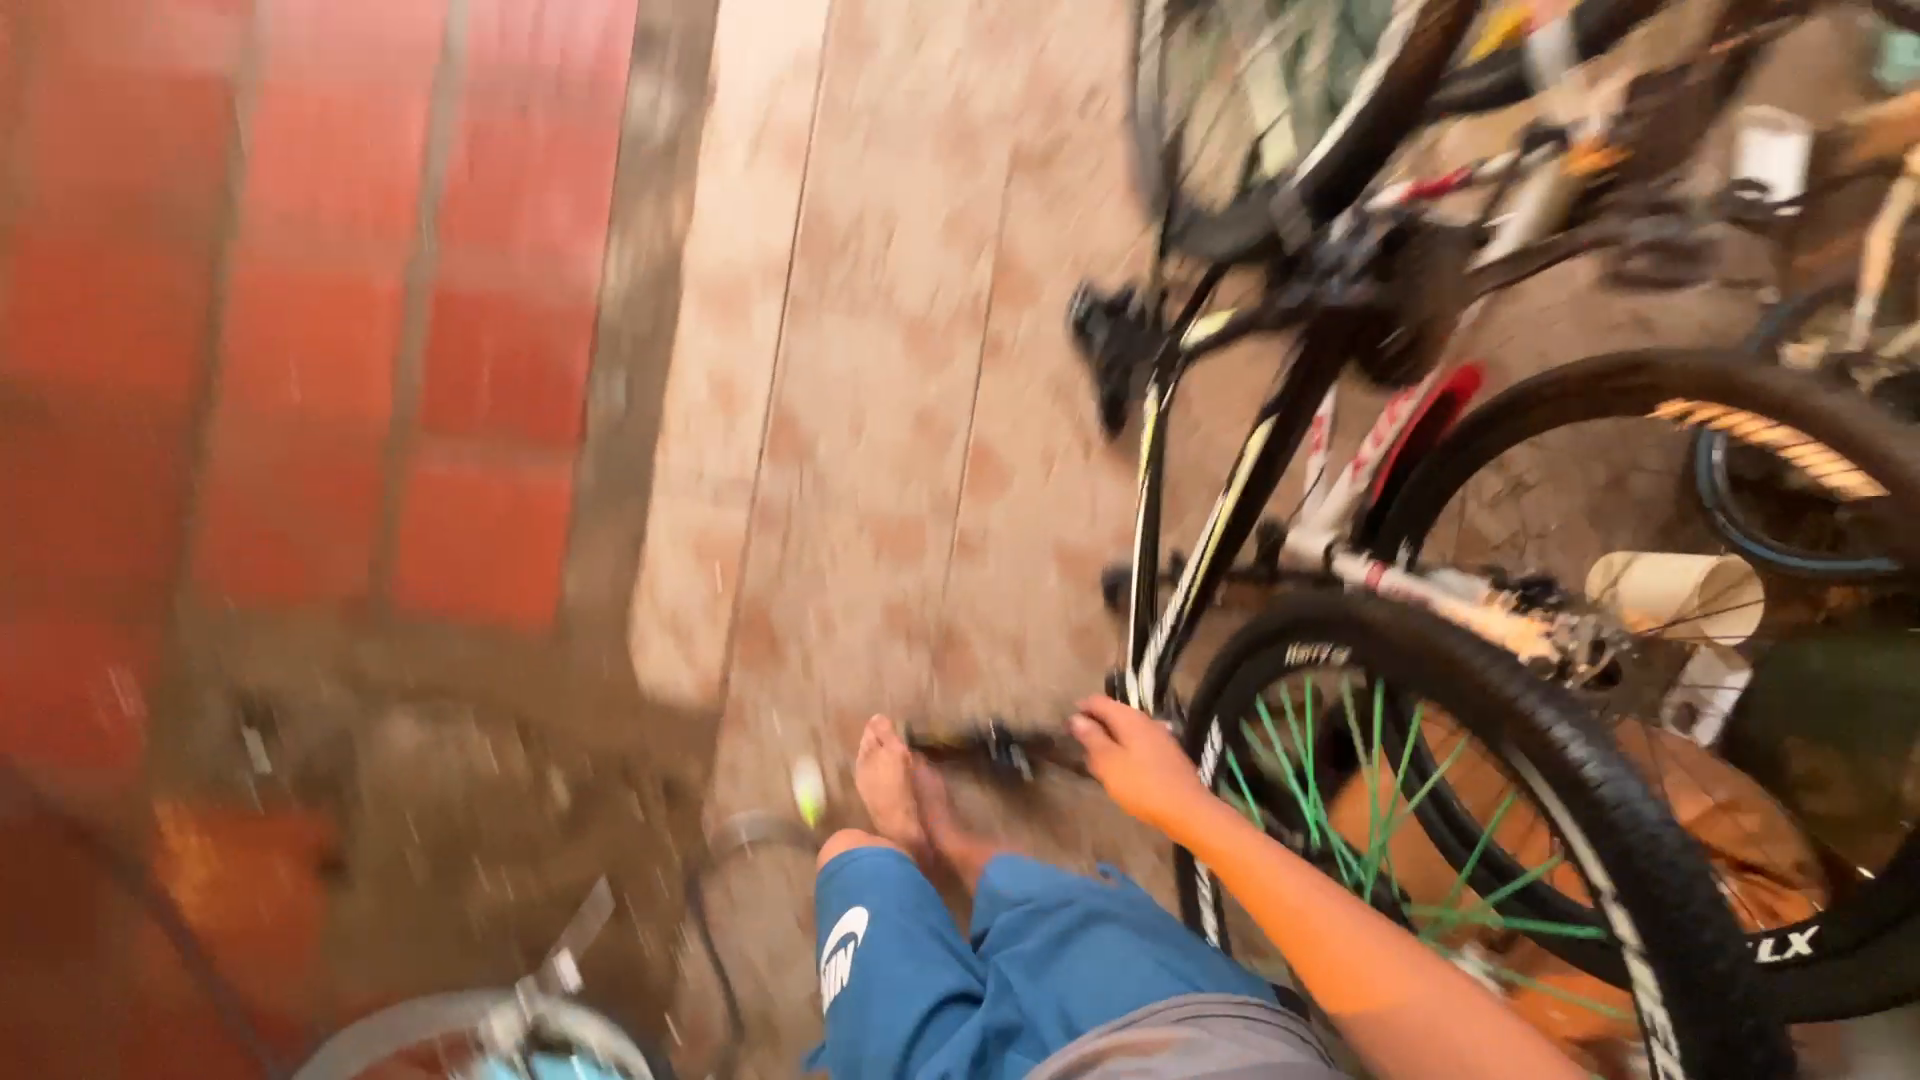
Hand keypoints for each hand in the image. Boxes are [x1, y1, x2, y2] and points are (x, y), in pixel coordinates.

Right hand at [1069, 696, 1214, 835]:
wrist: (1187, 810)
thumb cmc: (1142, 785)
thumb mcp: (1108, 762)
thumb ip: (1091, 737)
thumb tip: (1076, 718)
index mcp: (1129, 718)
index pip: (1098, 701)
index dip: (1080, 710)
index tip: (1067, 728)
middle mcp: (1145, 720)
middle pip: (1114, 713)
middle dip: (1095, 725)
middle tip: (1079, 745)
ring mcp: (1159, 736)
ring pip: (1126, 729)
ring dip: (1110, 739)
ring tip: (1097, 759)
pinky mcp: (1167, 753)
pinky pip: (1139, 742)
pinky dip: (1125, 749)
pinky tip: (1122, 768)